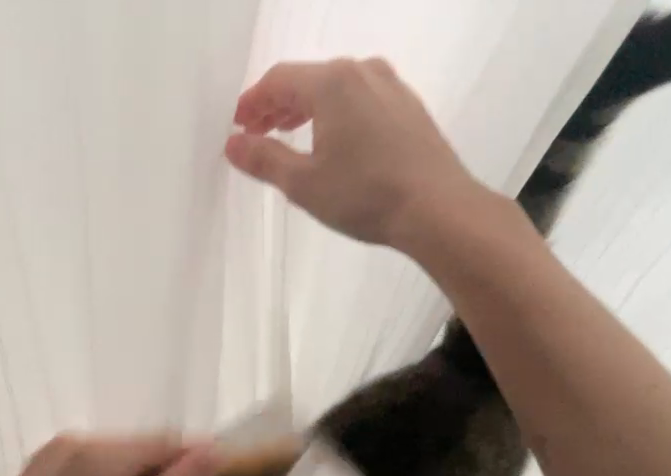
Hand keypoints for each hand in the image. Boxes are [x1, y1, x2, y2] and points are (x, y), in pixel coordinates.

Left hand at [0, 434, 218, 475]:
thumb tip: (215, 451)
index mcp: (101, 454)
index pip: (164, 441)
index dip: (193, 457)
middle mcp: (74, 440)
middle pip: (135, 445)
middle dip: (160, 469)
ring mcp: (50, 453)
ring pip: (109, 454)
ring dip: (131, 475)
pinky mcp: (35, 469)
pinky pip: (83, 463)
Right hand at [226, 58, 481, 248]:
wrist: (436, 208)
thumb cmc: (364, 195)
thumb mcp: (303, 183)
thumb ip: (264, 159)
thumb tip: (234, 144)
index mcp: (332, 82)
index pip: (279, 79)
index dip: (253, 102)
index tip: (237, 127)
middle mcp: (362, 71)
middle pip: (308, 80)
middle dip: (278, 105)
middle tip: (258, 133)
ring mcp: (390, 86)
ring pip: (336, 89)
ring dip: (307, 110)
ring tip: (291, 136)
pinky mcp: (408, 107)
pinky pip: (361, 100)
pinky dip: (337, 115)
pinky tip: (334, 142)